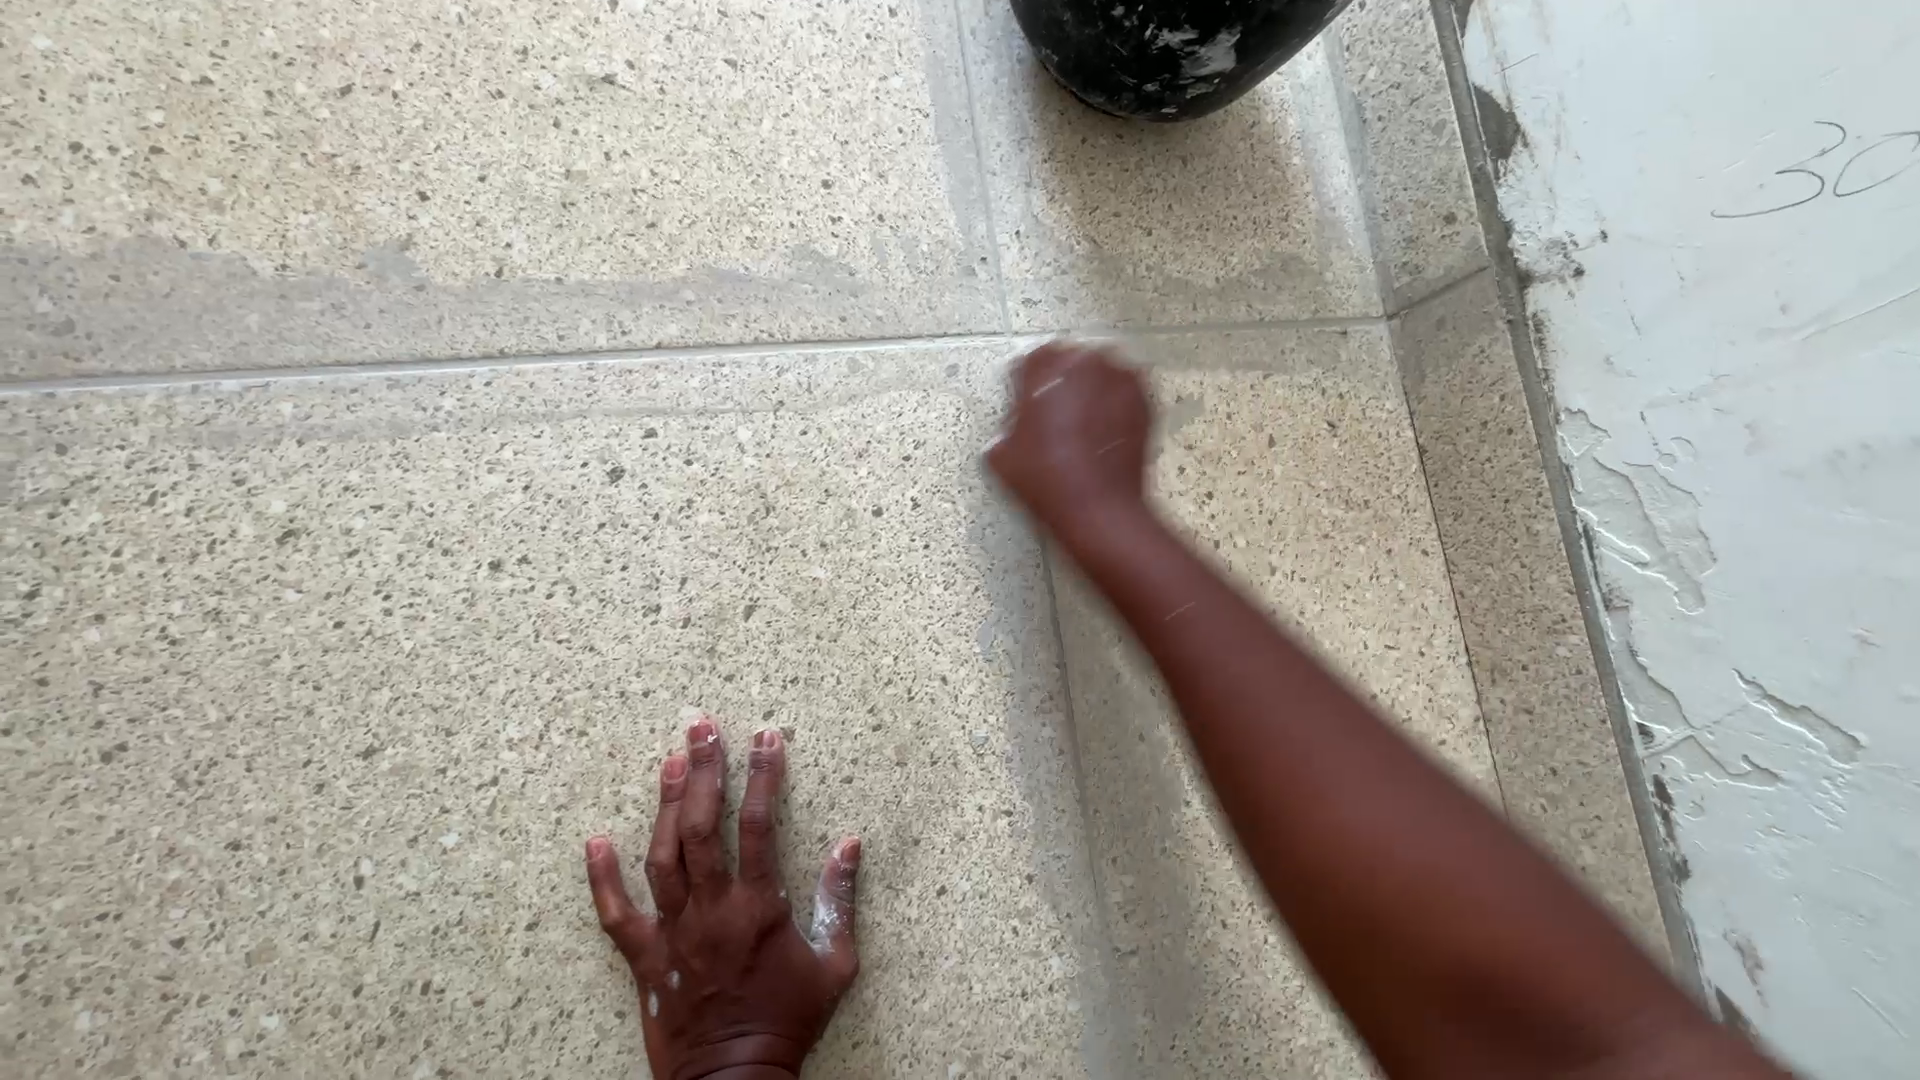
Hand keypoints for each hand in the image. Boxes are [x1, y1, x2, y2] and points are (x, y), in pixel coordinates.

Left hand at [585, 718, 861, 1079]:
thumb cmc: (790, 1020)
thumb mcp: (836, 963)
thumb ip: (841, 899)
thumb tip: (851, 843)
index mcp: (759, 908)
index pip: (760, 825)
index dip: (764, 776)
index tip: (767, 737)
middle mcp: (712, 910)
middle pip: (704, 828)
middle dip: (706, 771)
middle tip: (702, 727)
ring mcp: (673, 933)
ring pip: (663, 857)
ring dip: (667, 805)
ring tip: (671, 760)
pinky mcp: (645, 959)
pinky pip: (615, 915)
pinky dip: (601, 878)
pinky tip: (595, 841)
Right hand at [986, 341, 1152, 538]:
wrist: (1097, 507)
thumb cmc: (1046, 479)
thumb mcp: (1004, 453)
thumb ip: (1010, 422)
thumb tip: (1021, 422)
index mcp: (1046, 367)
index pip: (1033, 359)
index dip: (1029, 383)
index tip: (1028, 404)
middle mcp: (1085, 362)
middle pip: (1070, 361)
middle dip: (1063, 382)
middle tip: (1057, 412)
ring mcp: (1120, 378)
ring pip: (1101, 373)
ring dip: (1092, 390)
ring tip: (1084, 422)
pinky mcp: (1145, 400)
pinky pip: (1124, 393)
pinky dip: (1115, 404)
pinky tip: (1105, 432)